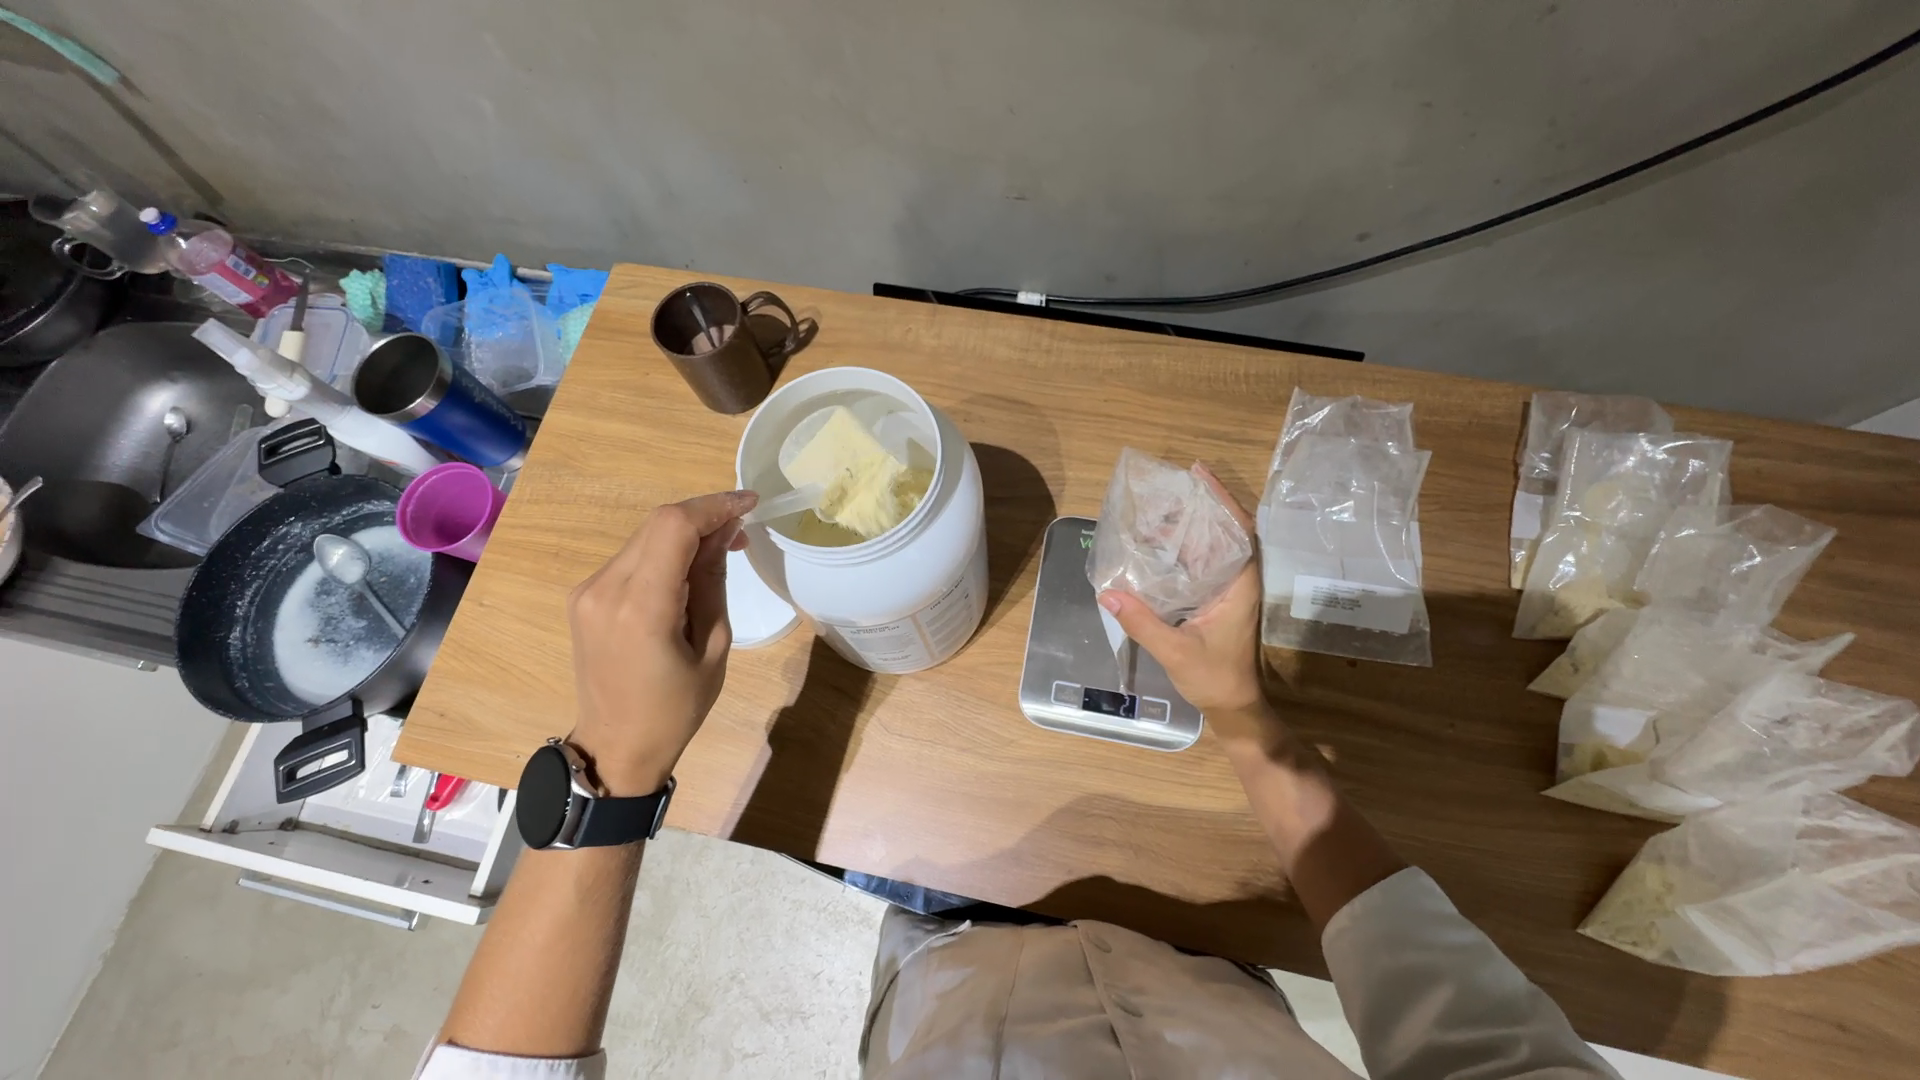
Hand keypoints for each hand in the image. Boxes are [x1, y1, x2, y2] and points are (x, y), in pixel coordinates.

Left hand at [566, 490, 756, 794]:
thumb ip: (713, 583)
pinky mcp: (584, 598)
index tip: (750, 504)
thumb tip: (722, 536)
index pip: (674, 527)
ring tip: (721, 549)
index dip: (714, 506)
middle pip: (658, 524)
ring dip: (684, 534)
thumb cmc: (675, 709)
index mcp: (641, 607)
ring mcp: (588, 592)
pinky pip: (631, 559)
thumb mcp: (713, 648)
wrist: (615, 747)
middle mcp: (605, 589)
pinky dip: (664, 553)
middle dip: (704, 517)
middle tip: (742, 530)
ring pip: (644, 538)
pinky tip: (687, 569)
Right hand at [1098, 467, 1276, 742]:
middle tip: (1171, 486)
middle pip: (1225, 530)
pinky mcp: (1215, 601)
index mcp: (1240, 585)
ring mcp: (1227, 590)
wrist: (1232, 706)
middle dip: (1200, 505)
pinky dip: (1182, 549)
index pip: (1239, 530)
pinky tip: (1157, 545)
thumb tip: (1108, 592)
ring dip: (1188, 526)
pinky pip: (1201, 564)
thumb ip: (1142, 622)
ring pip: (1211, 547)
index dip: (1222, 499)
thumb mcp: (1176, 651)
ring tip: (1158, 509)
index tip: (1199, 474)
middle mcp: (1238, 581)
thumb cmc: (1214, 677)